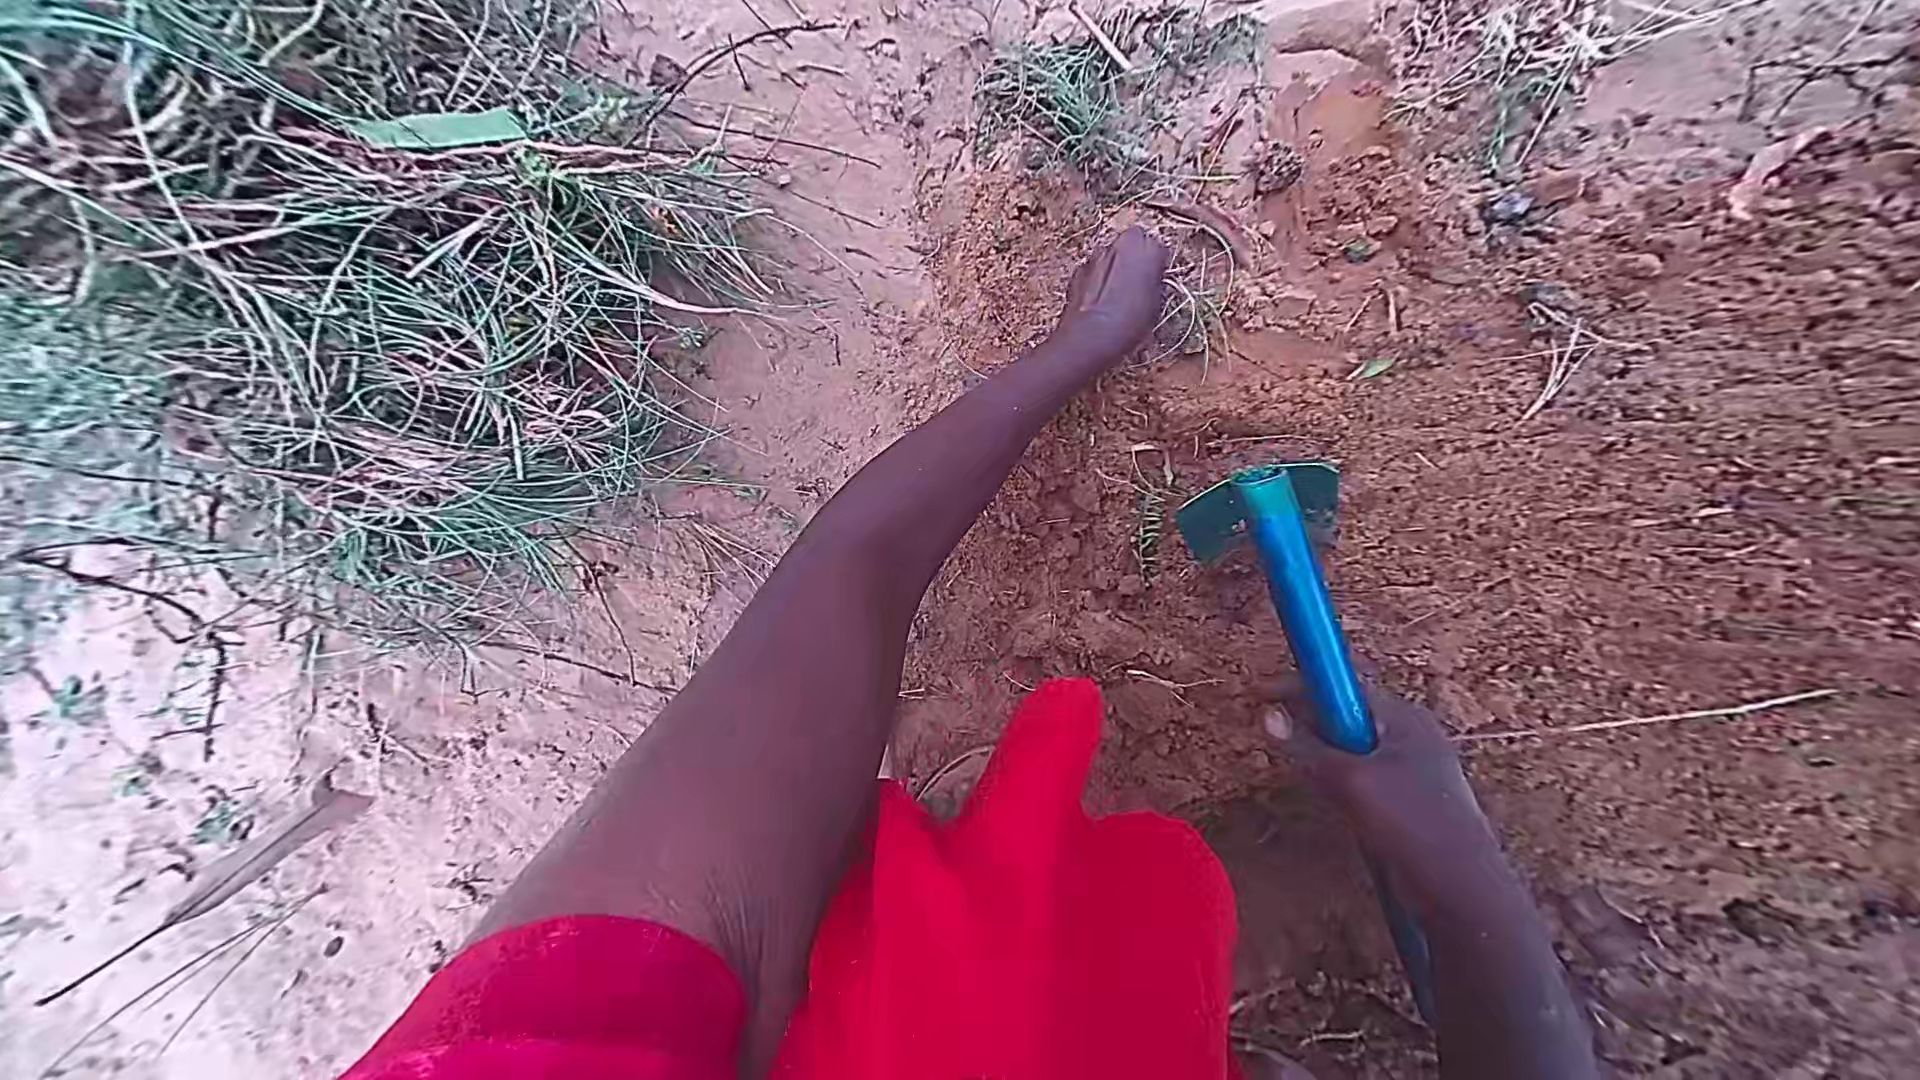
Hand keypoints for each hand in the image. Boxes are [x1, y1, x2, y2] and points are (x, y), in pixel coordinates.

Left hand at [1049, 226, 1169, 358]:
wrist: (1091, 338)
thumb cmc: (1130, 322)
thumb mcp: (1156, 304)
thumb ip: (1155, 282)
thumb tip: (1151, 282)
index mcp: (1146, 245)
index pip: (1157, 249)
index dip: (1155, 268)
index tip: (1153, 285)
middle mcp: (1119, 242)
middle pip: (1130, 247)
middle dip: (1132, 263)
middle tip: (1135, 290)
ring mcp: (1095, 255)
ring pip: (1109, 259)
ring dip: (1112, 272)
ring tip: (1115, 301)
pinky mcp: (1076, 272)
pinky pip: (1091, 273)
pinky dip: (1095, 283)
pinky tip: (1098, 305)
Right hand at [1267, 682, 1500, 890]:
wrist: (1463, 895)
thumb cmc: (1411, 823)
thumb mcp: (1348, 779)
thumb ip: (1305, 745)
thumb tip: (1266, 715)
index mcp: (1403, 718)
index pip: (1342, 684)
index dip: (1299, 684)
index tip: (1259, 693)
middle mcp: (1407, 734)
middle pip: (1343, 713)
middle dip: (1307, 720)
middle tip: (1276, 731)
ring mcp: (1407, 766)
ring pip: (1346, 744)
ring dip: (1318, 751)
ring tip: (1303, 769)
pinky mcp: (1403, 796)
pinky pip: (1356, 771)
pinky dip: (1333, 775)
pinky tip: (1326, 794)